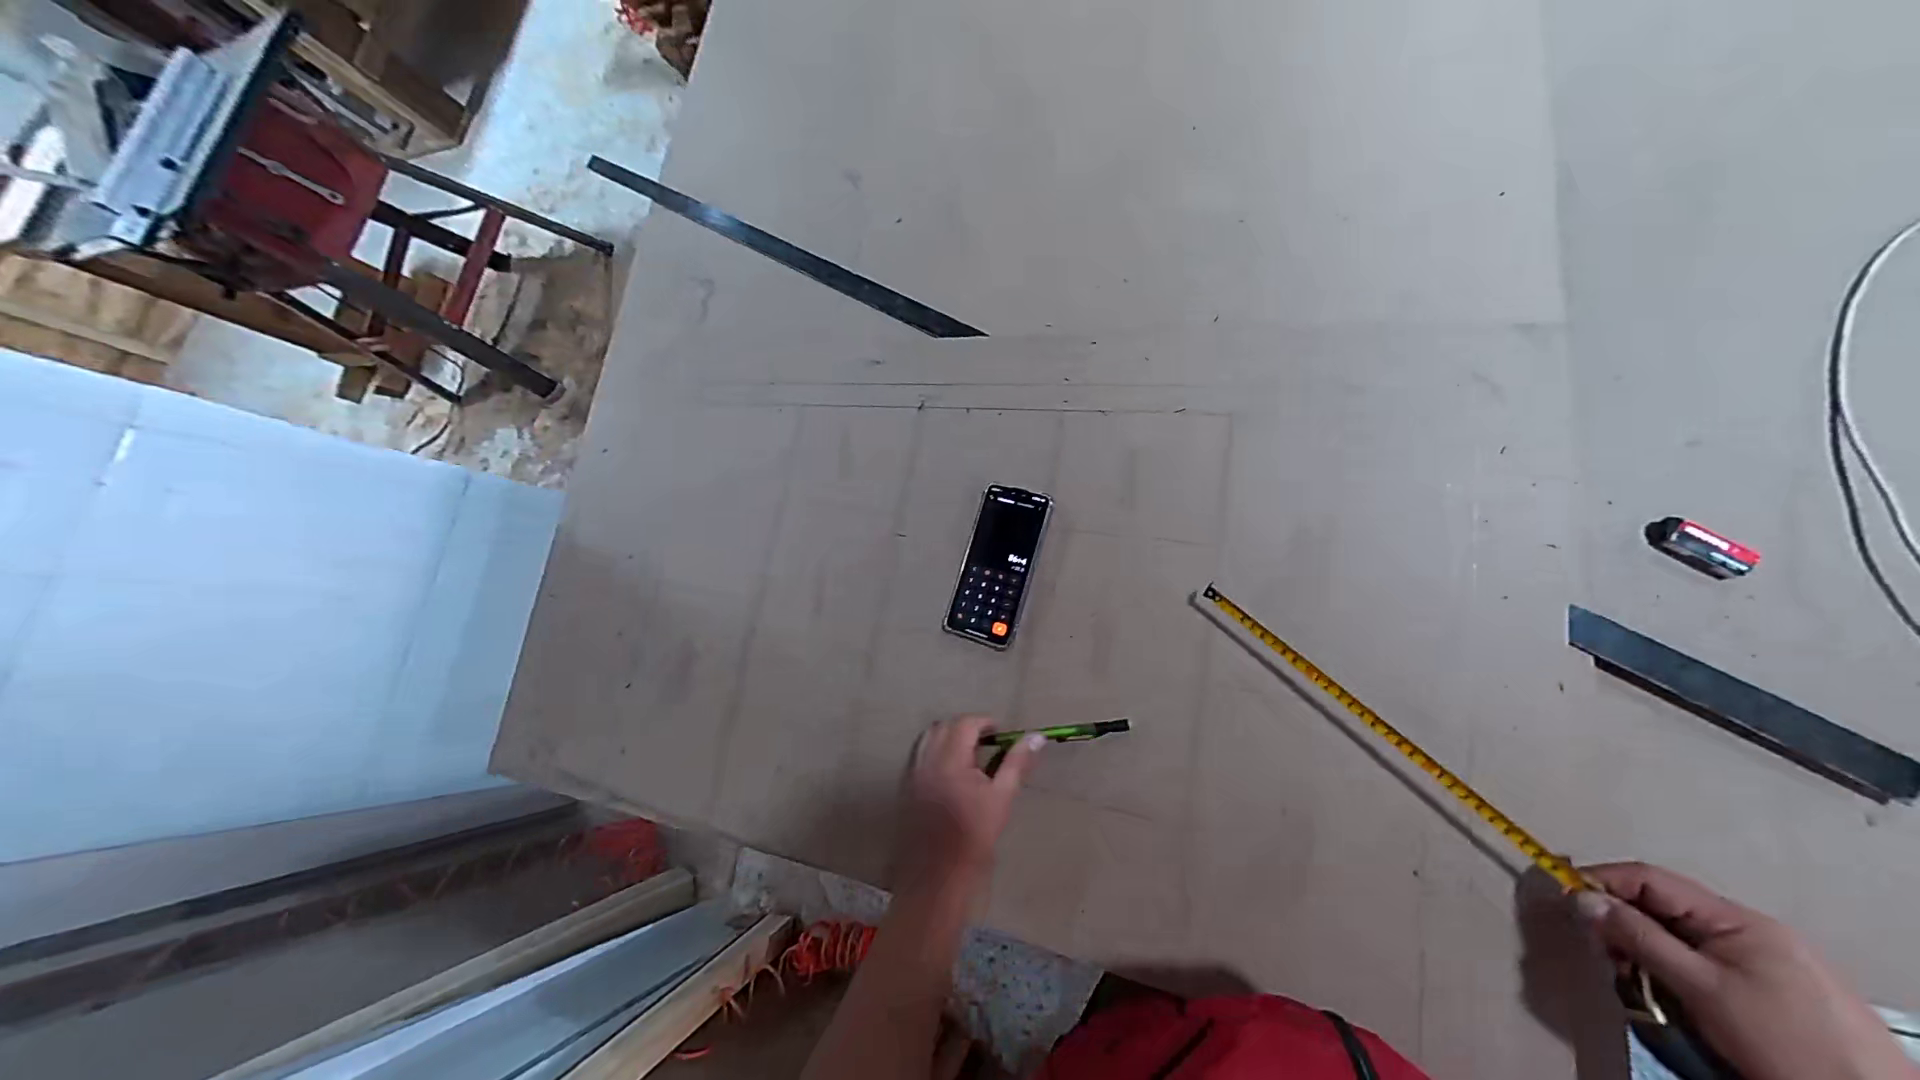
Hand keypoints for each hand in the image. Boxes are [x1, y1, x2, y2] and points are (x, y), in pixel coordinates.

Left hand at [895, 716, 1042, 893]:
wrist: (939, 873)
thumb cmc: (974, 835)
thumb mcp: (1002, 796)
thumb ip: (1017, 763)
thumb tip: (1036, 737)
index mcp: (950, 760)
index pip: (965, 724)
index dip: (985, 723)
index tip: (1000, 735)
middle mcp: (927, 761)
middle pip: (944, 726)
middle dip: (966, 728)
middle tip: (986, 745)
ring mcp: (913, 773)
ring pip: (928, 739)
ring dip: (948, 738)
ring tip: (968, 758)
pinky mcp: (907, 787)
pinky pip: (919, 756)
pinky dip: (935, 753)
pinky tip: (950, 775)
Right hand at [1577, 862, 1915, 1079]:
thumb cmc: (1784, 1042)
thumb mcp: (1701, 988)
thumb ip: (1638, 938)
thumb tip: (1581, 899)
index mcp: (1736, 919)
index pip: (1649, 878)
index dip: (1602, 882)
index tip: (1566, 901)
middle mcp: (1749, 929)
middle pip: (1662, 907)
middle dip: (1623, 923)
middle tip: (1602, 953)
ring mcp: (1763, 959)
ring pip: (1678, 936)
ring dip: (1646, 951)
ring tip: (1637, 980)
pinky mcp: (1769, 988)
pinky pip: (1701, 961)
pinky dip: (1673, 970)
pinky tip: (1670, 994)